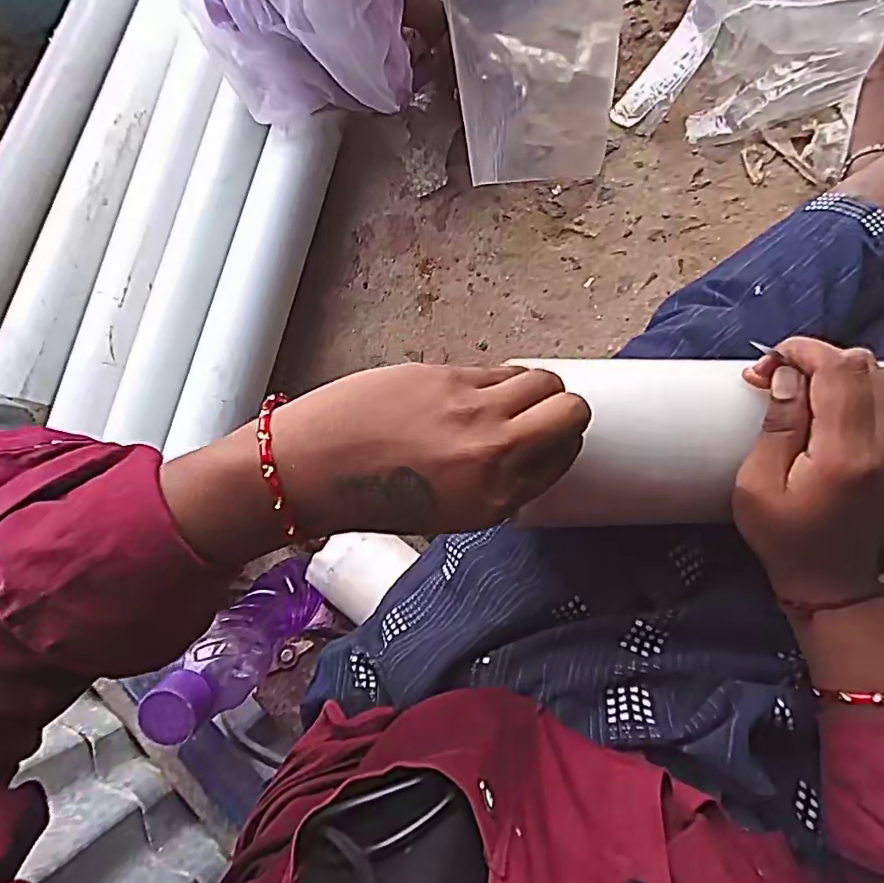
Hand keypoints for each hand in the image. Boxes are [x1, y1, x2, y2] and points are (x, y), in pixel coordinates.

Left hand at [274, 363, 590, 534]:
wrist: (314, 466)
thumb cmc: (371, 494)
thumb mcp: (451, 512)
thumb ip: (499, 482)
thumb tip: (524, 450)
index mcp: (495, 497)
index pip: (563, 457)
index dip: (560, 443)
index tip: (548, 436)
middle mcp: (493, 453)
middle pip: (569, 409)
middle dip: (564, 408)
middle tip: (539, 412)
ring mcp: (471, 409)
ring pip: (539, 379)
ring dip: (531, 387)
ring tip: (501, 399)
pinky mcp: (445, 376)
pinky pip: (495, 370)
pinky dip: (492, 379)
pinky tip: (464, 392)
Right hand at [732, 338, 883, 603]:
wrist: (830, 578)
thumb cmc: (784, 536)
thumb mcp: (755, 483)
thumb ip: (776, 425)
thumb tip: (786, 376)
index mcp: (849, 458)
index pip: (841, 371)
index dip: (804, 352)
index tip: (775, 359)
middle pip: (868, 368)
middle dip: (820, 362)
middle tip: (783, 380)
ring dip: (848, 378)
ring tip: (813, 399)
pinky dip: (876, 396)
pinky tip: (848, 413)